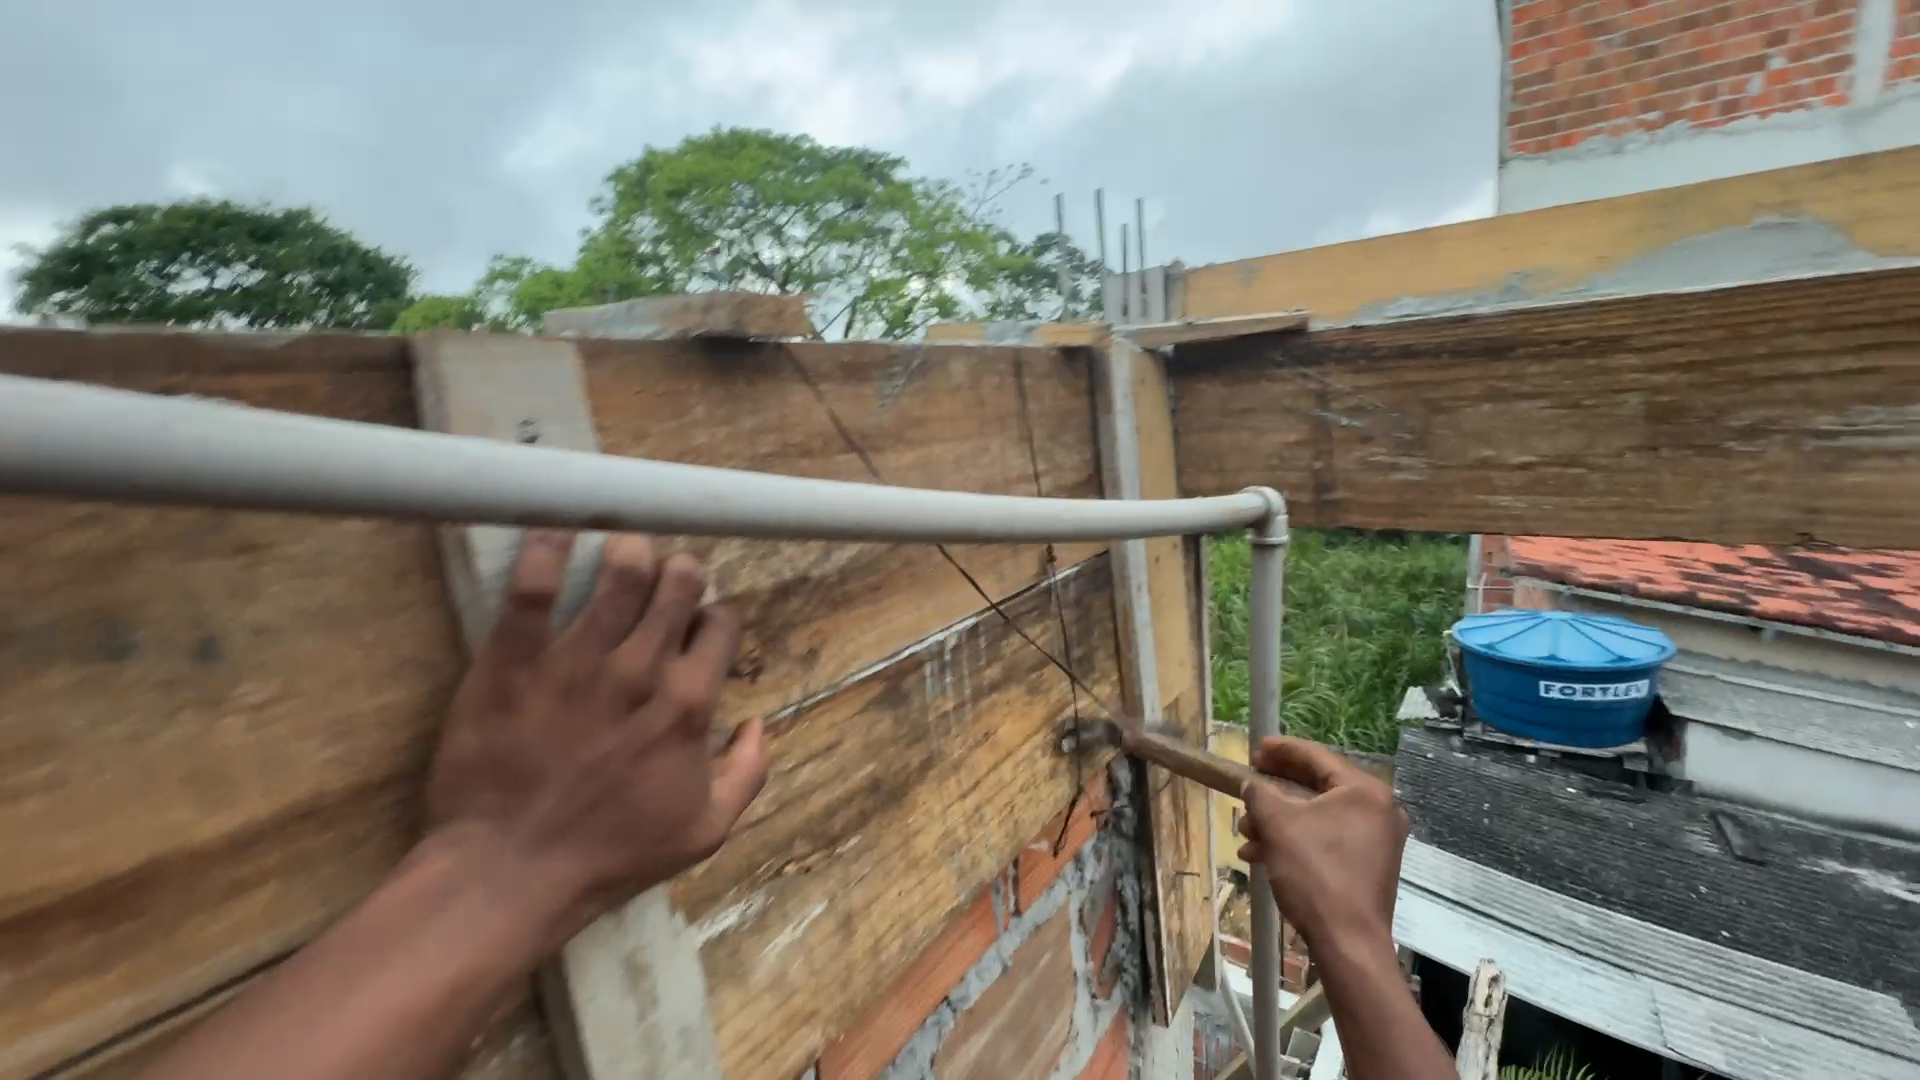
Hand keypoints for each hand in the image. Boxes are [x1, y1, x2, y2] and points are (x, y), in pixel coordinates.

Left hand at [424, 531, 768, 941]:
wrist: (508, 873)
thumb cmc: (611, 855)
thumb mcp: (706, 830)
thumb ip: (748, 773)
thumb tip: (759, 723)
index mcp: (689, 703)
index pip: (720, 625)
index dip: (714, 618)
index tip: (698, 627)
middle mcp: (643, 669)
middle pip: (678, 585)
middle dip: (681, 572)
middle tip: (666, 577)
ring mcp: (578, 659)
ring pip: (620, 574)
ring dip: (631, 551)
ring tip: (625, 546)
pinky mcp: (515, 660)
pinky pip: (533, 589)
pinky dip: (546, 550)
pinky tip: (555, 525)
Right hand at [1237, 736, 1407, 948]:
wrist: (1347, 943)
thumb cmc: (1315, 872)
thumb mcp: (1277, 823)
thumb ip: (1260, 793)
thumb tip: (1252, 784)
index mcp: (1364, 791)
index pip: (1316, 756)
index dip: (1280, 750)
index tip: (1253, 750)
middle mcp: (1378, 810)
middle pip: (1316, 786)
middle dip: (1275, 791)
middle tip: (1249, 785)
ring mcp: (1376, 840)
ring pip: (1317, 816)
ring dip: (1278, 820)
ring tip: (1246, 832)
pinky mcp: (1368, 865)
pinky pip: (1326, 838)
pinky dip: (1295, 840)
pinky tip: (1262, 855)